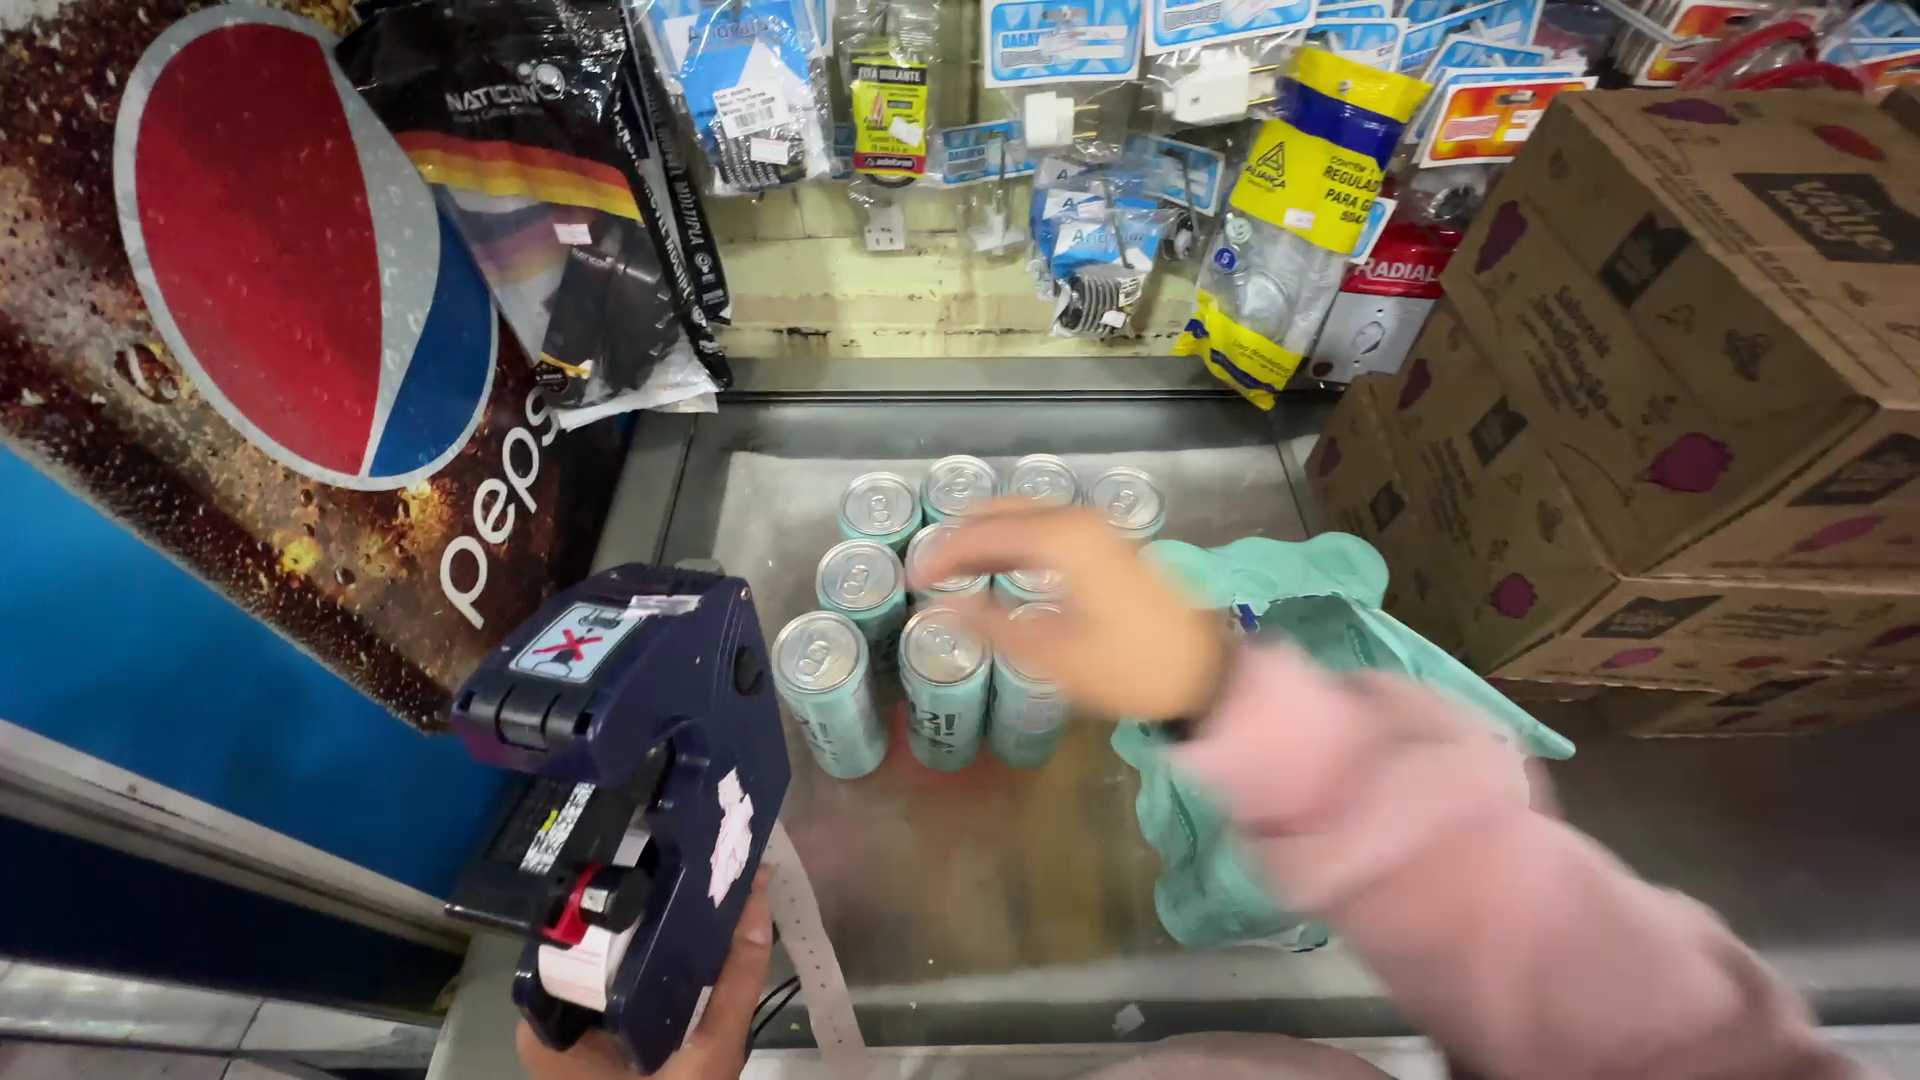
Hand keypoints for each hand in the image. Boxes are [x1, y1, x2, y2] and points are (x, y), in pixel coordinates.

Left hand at [517, 872, 774, 1079]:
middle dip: (661, 902)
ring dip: (667, 927)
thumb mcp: (709, 1058)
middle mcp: (548, 1020)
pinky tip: (703, 935)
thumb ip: (736, 980)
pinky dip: (664, 958)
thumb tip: (758, 896)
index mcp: (550, 1024)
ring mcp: (569, 1032)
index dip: (634, 886)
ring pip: (618, 956)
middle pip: (604, 937)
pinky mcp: (594, 1041)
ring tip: (713, 885)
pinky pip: (627, 979)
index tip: (682, 855)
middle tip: (711, 864)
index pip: (582, 926)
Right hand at [912, 501, 1225, 720]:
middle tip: (929, 570)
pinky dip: (1015, 538)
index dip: (942, 554)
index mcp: (1061, 540)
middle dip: (960, 537)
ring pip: (1024, 514)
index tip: (913, 578)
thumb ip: (991, 626)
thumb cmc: (1129, 668)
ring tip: (954, 567)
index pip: (982, 533)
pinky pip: (1046, 524)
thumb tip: (941, 608)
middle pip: (1001, 512)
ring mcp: (1096, 526)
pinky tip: (1002, 562)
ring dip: (987, 535)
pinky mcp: (1107, 540)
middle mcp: (1077, 519)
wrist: (1205, 671)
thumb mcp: (1053, 656)